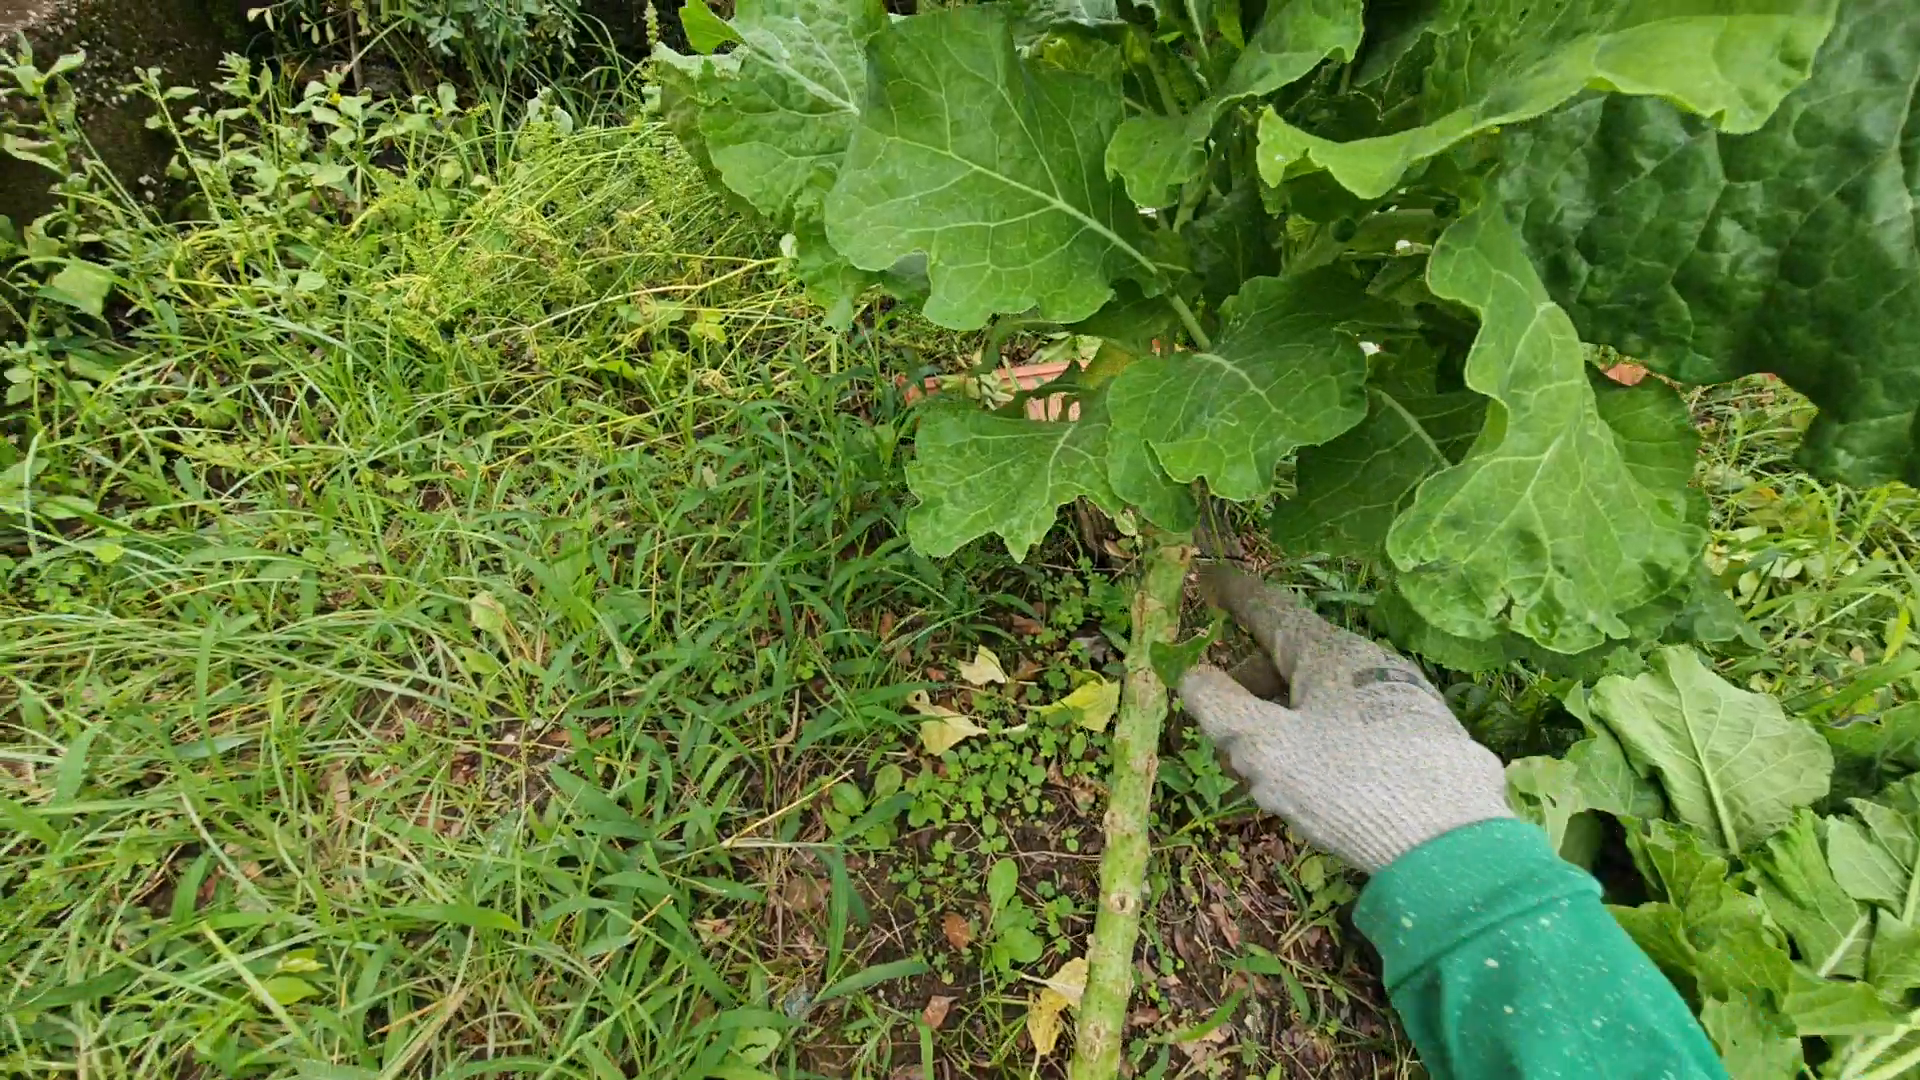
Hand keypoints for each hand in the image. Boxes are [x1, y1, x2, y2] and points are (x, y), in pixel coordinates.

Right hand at [1178, 565, 1511, 871]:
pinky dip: (1315, 740)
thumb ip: (1214, 703)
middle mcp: (1366, 662)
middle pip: (1286, 661)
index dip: (1230, 592)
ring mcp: (1400, 698)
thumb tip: (1193, 673)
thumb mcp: (1260, 746)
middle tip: (1224, 747)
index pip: (1266, 606)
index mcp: (1327, 652)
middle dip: (1244, 695)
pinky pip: (1349, 722)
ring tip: (1264, 782)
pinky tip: (1312, 786)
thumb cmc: (1345, 786)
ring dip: (1277, 727)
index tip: (1205, 576)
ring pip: (1316, 697)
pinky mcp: (1423, 736)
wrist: (1456, 853)